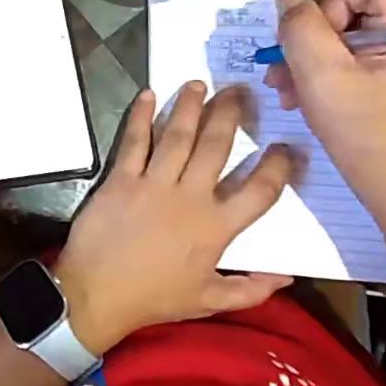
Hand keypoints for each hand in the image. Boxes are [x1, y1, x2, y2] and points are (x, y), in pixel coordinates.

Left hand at [56, 83, 293, 353]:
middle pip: (216, 147)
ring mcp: (153, 184)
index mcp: (216, 227)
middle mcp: (189, 197)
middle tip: (238, 91)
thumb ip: (250, 290)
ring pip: (178, 136)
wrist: (96, 294)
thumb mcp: (208, 301)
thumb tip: (288, 278)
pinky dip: (141, 116)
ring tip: (199, 84)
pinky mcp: (121, 178)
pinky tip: (149, 94)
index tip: (285, 147)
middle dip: (230, 115)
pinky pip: (135, 141)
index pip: (259, 190)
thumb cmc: (153, 298)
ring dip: (190, 106)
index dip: (277, 166)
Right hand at [264, 0, 385, 206]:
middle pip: (351, 1)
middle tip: (283, 65)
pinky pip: (343, 47)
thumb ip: (302, 28)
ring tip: (282, 83)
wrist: (385, 180)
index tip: (310, 41)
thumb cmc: (361, 131)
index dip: (330, 1)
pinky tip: (296, 88)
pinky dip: (315, 64)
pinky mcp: (384, 65)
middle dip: (310, 33)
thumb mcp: (322, 75)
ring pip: (341, 25)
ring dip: (305, 51)